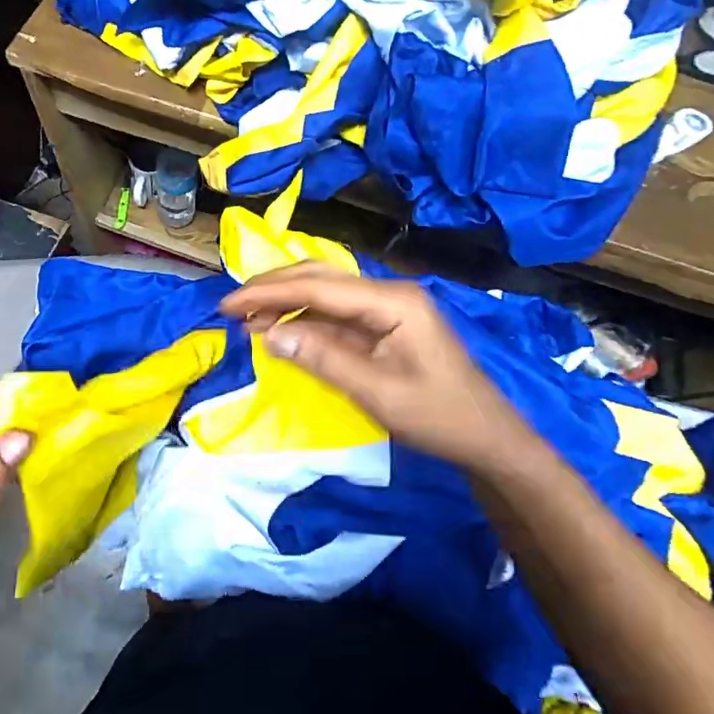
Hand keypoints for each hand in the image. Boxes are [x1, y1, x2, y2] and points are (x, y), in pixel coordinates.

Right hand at [220, 263, 537, 470]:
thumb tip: (269, 334)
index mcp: (395, 301)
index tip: (227, 305)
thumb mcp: (377, 393)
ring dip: (290, 303)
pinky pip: (343, 316)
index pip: (321, 287)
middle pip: (325, 278)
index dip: (270, 293)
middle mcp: (393, 294)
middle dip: (276, 288)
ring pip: (331, 294)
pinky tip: (286, 332)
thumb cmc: (439, 416)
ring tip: (249, 319)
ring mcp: (394, 309)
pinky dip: (311, 322)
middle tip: (231, 307)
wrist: (486, 435)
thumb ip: (323, 359)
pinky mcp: (392, 327)